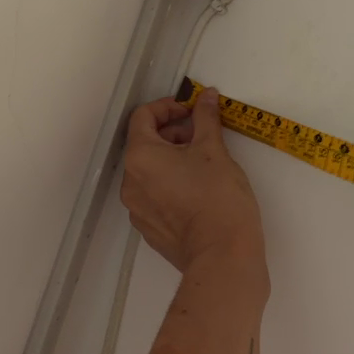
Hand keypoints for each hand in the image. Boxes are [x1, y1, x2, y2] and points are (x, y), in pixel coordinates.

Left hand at [121, 87, 266, 282]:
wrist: (223, 258)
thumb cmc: (217, 197)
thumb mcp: (214, 149)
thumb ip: (206, 117)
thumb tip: (207, 95)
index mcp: (140, 157)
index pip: (143, 116)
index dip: (168, 107)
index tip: (192, 110)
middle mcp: (130, 182)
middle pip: (145, 142)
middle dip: (173, 132)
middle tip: (203, 134)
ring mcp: (137, 209)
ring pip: (150, 170)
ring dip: (172, 157)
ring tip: (203, 161)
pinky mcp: (150, 230)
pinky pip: (154, 194)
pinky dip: (170, 182)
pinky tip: (198, 189)